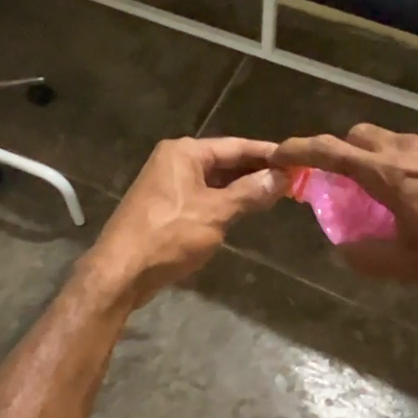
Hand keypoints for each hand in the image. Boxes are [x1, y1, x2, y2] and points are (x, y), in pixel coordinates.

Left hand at [75, 137, 284, 310]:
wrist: (120, 272)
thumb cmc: (168, 235)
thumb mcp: (215, 213)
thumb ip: (250, 193)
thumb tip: (283, 176)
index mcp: (184, 152)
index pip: (236, 146)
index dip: (268, 154)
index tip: (297, 158)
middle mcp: (175, 161)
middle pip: (225, 161)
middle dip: (257, 171)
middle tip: (294, 179)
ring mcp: (168, 184)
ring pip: (215, 181)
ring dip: (242, 188)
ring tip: (278, 194)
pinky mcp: (166, 207)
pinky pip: (203, 196)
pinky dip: (225, 201)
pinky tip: (246, 210)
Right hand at [271, 124, 417, 294]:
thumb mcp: (417, 265)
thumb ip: (371, 258)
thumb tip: (343, 251)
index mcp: (388, 173)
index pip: (330, 151)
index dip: (299, 150)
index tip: (279, 153)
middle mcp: (410, 147)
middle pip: (362, 137)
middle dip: (346, 154)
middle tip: (351, 185)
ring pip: (400, 142)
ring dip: (389, 161)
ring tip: (408, 197)